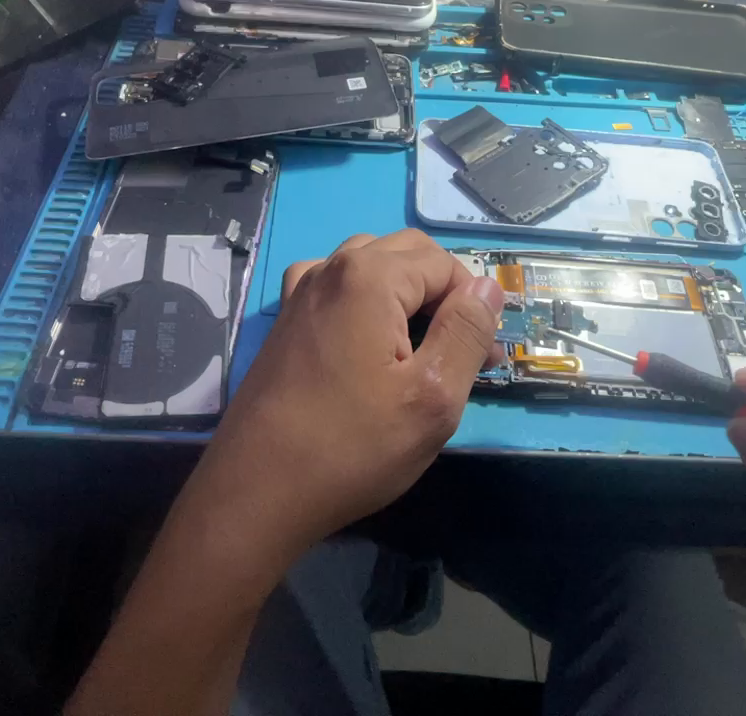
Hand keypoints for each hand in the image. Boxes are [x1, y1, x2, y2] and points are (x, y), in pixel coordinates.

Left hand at [183, 230, 504, 564]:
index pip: (444, 264)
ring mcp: (301, 291)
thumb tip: (488, 286)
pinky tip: (365, 337)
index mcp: (369, 276)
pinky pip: (335, 285)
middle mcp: (331, 268)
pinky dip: (362, 298)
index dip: (472, 304)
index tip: (483, 357)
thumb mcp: (433, 397)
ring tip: (419, 348)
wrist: (257, 490)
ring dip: (404, 293)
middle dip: (442, 293)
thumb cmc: (352, 446)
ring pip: (370, 265)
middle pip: (406, 254)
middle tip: (460, 353)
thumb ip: (466, 332)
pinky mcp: (285, 320)